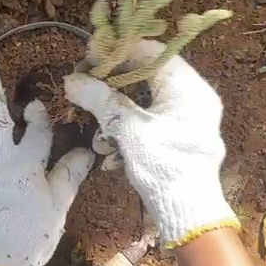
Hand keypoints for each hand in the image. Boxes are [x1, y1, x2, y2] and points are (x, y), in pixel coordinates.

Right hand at [64, 41, 236, 245]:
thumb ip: (100, 100)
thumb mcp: (127, 129)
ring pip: (144, 104)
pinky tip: (111, 154)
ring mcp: (188, 121)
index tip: (89, 60)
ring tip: (99, 138)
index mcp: (189, 88)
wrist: (186, 213)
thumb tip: (72, 80)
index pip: (152, 52)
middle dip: (112, 90)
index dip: (118, 52)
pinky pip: (150, 124)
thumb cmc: (163, 165)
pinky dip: (128, 134)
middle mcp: (193, 98)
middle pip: (146, 79)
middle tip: (85, 94)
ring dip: (115, 118)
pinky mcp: (180, 140)